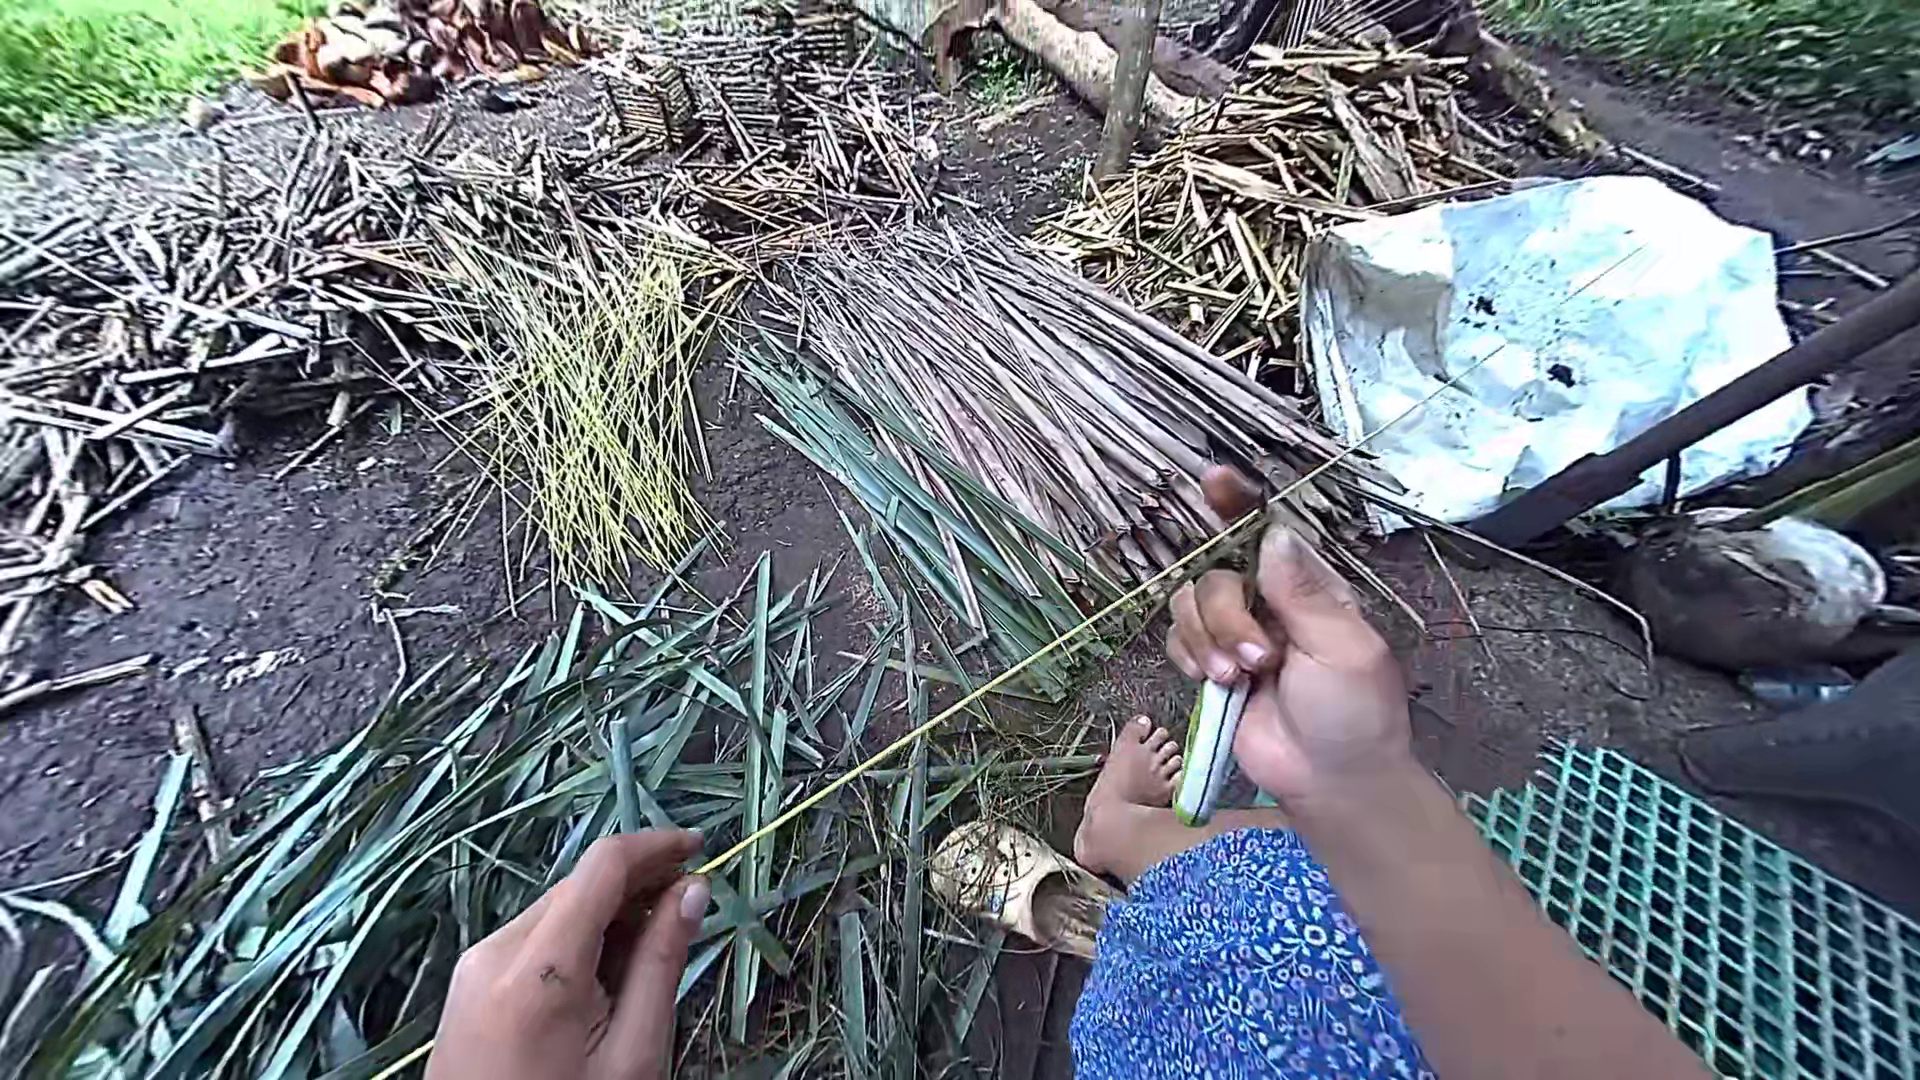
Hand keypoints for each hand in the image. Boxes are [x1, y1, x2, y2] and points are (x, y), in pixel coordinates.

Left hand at [427, 831, 710, 1079]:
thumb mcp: (633, 1052)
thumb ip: (663, 959)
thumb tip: (695, 887)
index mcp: (536, 971)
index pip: (604, 865)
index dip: (658, 844)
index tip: (702, 848)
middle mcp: (495, 953)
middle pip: (586, 884)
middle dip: (643, 882)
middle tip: (688, 906)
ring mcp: (476, 970)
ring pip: (567, 904)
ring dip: (617, 909)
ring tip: (651, 947)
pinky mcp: (471, 986)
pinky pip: (543, 932)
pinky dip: (587, 933)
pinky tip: (611, 968)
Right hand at [1166, 467, 1411, 803]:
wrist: (1328, 777)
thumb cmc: (1354, 712)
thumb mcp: (1345, 650)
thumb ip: (1304, 594)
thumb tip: (1273, 535)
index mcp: (1304, 587)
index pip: (1265, 532)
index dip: (1237, 503)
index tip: (1213, 479)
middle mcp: (1262, 599)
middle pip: (1212, 573)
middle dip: (1226, 617)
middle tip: (1259, 660)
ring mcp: (1231, 630)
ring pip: (1187, 603)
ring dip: (1207, 641)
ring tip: (1238, 679)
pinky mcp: (1207, 659)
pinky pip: (1175, 637)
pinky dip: (1188, 656)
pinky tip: (1212, 682)